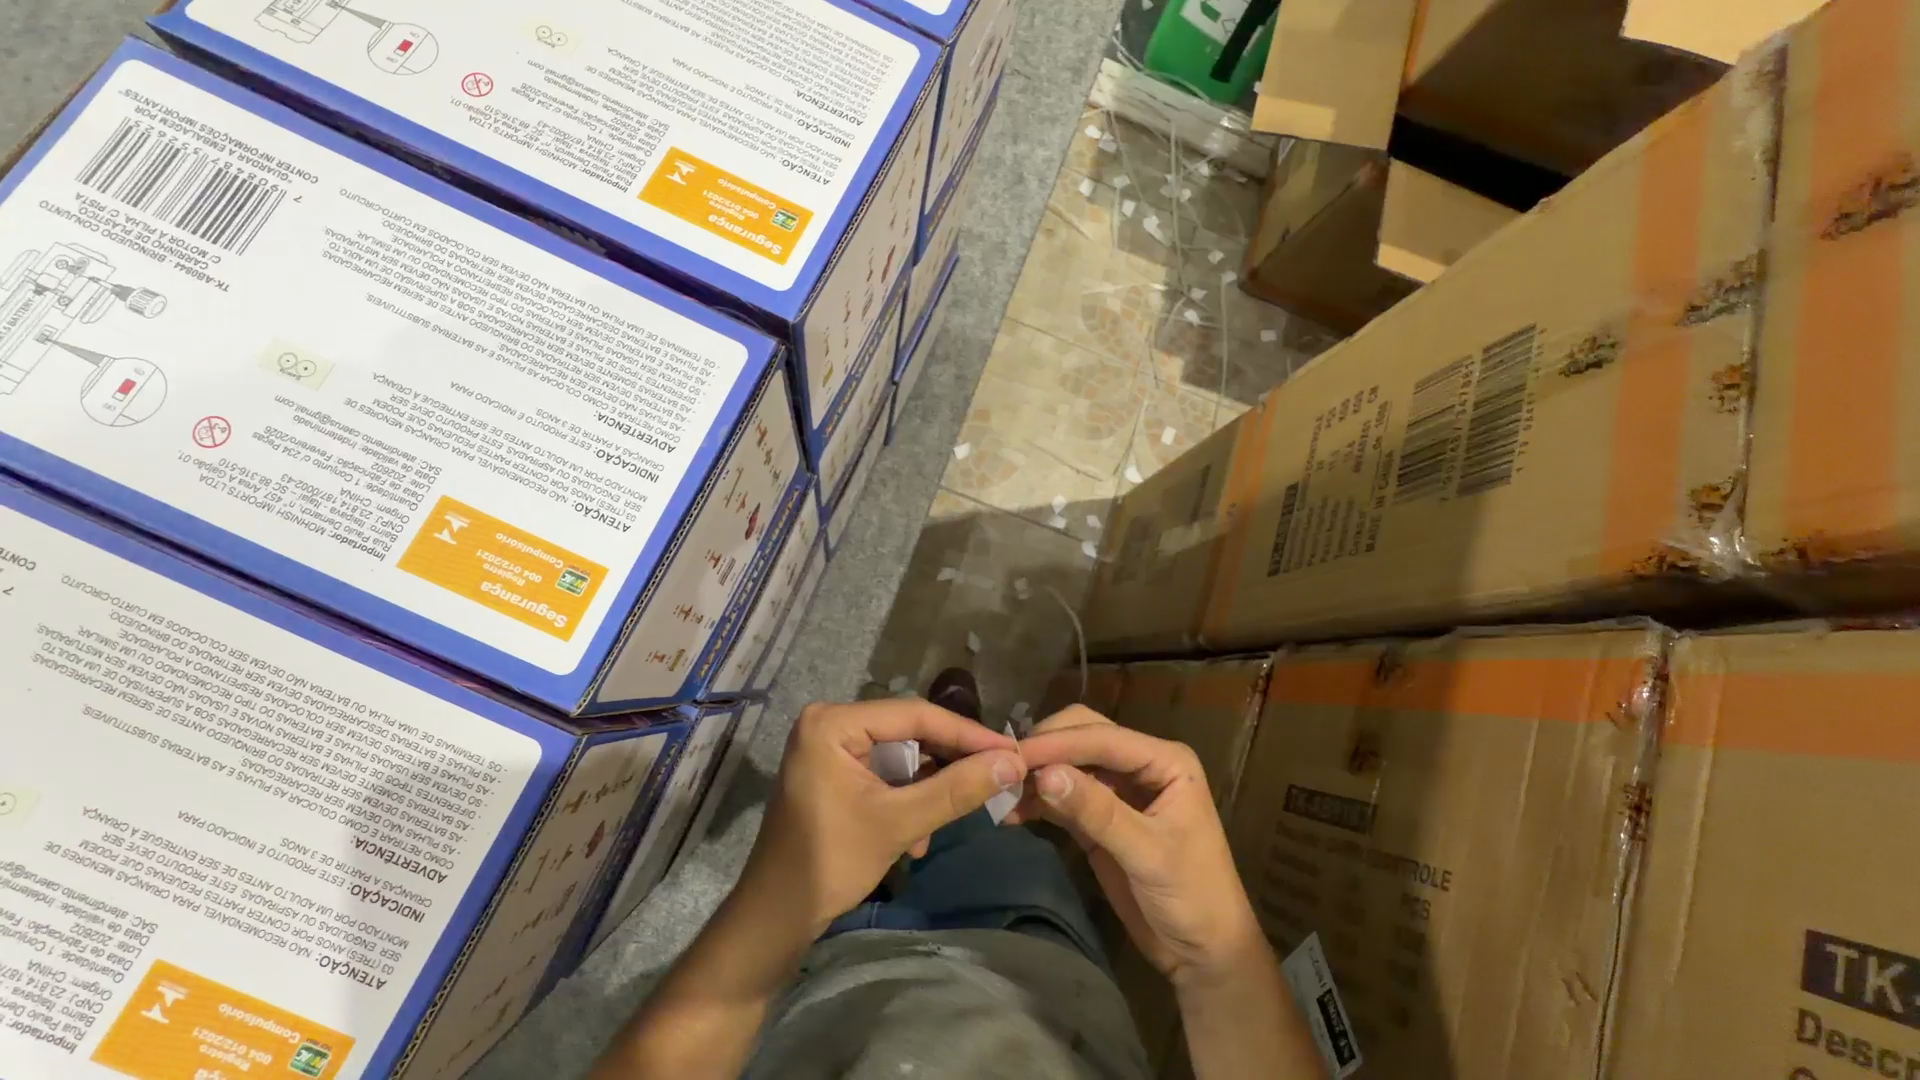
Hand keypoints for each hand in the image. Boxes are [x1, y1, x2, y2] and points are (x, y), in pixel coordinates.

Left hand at [738, 698, 1026, 935]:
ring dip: (930, 787)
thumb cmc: (830, 863)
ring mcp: (830, 747)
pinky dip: (908, 798)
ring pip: (902, 754)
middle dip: (950, 762)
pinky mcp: (834, 771)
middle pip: (909, 731)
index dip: (968, 734)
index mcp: (833, 722)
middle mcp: (830, 722)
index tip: (1012, 752)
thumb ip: (956, 789)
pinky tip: (918, 837)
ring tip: (956, 816)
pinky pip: (886, 771)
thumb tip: (1013, 763)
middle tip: (997, 778)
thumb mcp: (898, 823)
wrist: (775, 915)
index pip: (915, 714)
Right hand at [1011, 706, 1266, 987]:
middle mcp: (1140, 764)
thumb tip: (1044, 774)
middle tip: (1003, 769)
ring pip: (1068, 764)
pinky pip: (1062, 797)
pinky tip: (1010, 814)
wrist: (1203, 953)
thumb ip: (1098, 811)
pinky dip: (1038, 801)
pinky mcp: (1099, 817)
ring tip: (999, 793)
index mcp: (1164, 760)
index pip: (1103, 737)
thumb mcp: (1148, 854)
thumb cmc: (1194, 897)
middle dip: (1045, 749)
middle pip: (1083, 736)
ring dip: (1036, 775)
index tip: (1013, 754)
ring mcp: (1118, 789)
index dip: (1057, 743)